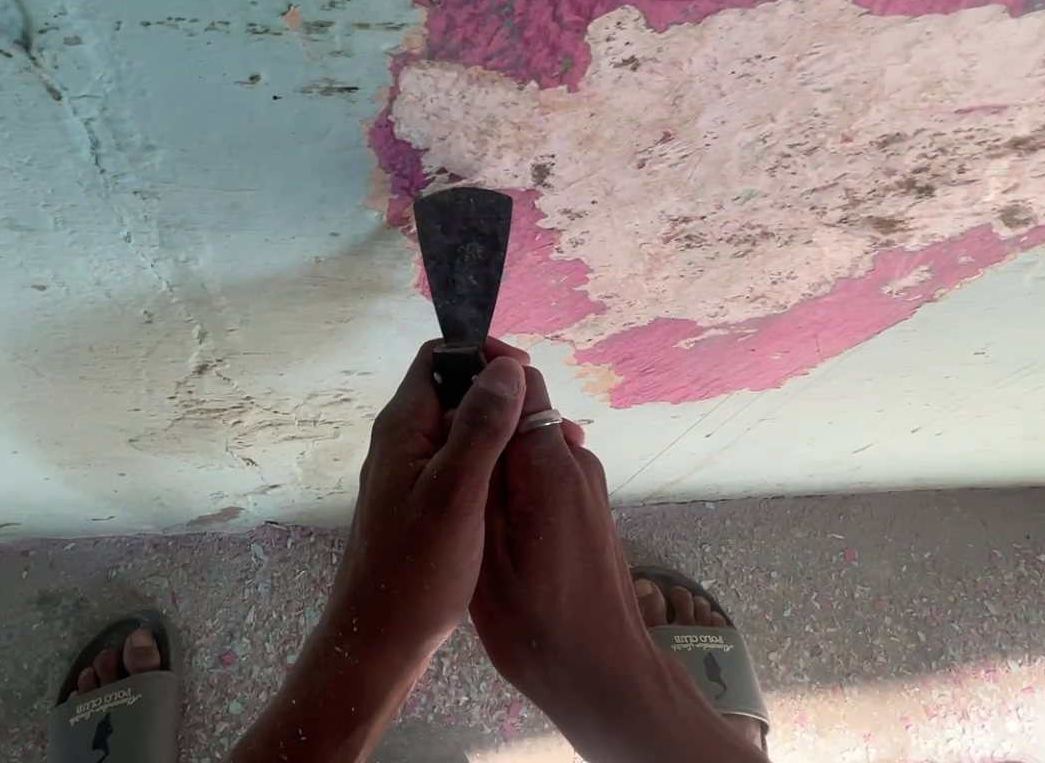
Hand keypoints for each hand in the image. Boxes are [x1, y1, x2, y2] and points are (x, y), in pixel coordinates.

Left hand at [234, 338, 531, 762]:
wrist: (380, 641)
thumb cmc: (417, 569)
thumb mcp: (457, 492)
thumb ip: (480, 426)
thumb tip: (506, 368)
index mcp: (404, 425)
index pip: (439, 357)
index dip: (481, 353)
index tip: (527, 372)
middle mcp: (403, 437)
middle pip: (453, 387)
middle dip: (500, 393)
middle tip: (547, 420)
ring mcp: (410, 468)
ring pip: (461, 424)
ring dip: (500, 426)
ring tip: (545, 448)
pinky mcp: (421, 496)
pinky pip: (460, 457)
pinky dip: (491, 456)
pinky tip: (519, 478)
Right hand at [469, 370, 759, 761]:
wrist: (603, 676)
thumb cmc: (537, 623)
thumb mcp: (489, 553)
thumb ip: (484, 476)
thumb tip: (480, 411)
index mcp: (549, 466)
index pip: (522, 384)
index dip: (485, 368)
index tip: (446, 375)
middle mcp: (576, 462)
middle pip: (528, 406)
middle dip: (485, 409)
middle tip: (441, 438)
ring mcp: (587, 483)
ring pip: (536, 436)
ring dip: (500, 442)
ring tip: (460, 475)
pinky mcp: (588, 504)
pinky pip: (548, 463)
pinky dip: (517, 468)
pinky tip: (490, 505)